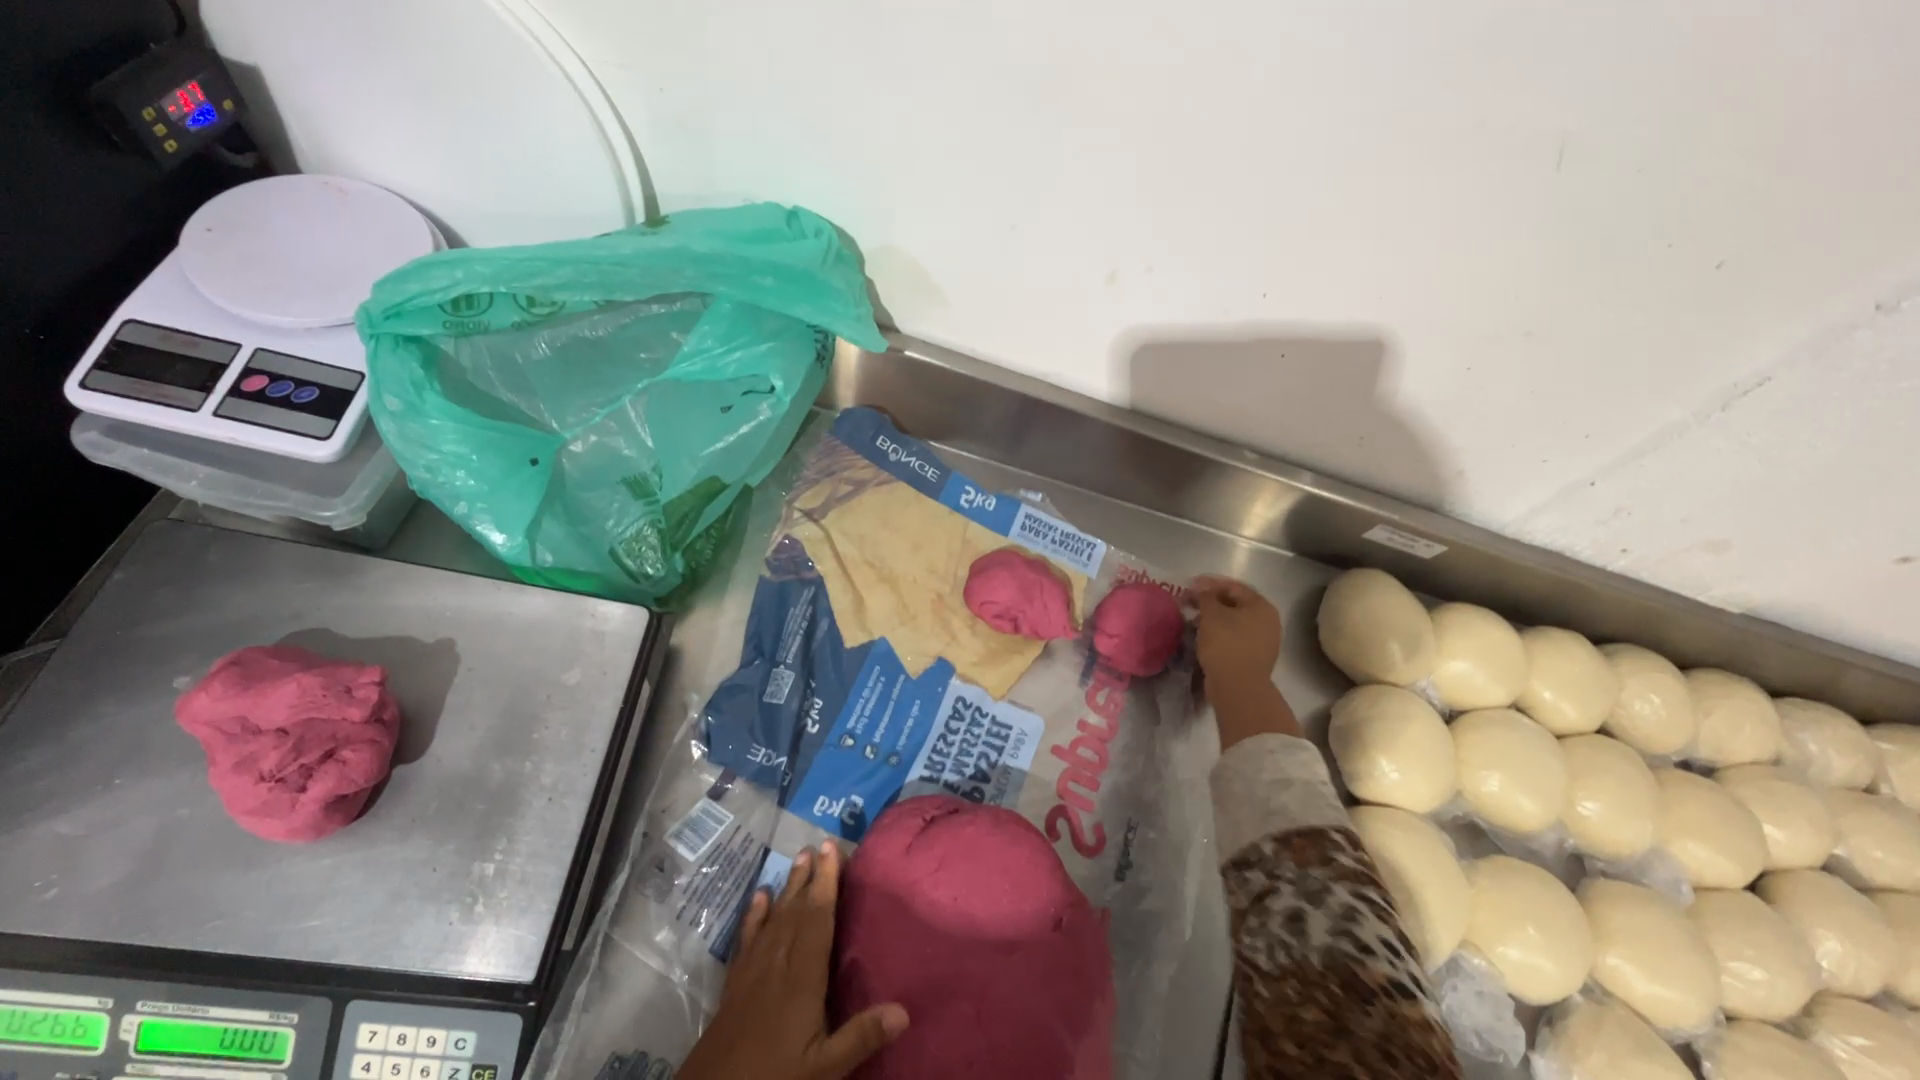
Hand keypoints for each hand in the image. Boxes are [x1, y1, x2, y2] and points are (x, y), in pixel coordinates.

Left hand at [678, 842, 908, 1079]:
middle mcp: (777, 966)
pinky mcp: (735, 985)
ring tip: (797, 859)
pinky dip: (754, 915)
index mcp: (802, 980)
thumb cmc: (774, 1076)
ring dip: (787, 888)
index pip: (817, 920)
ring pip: (773, 919)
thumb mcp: (824, 1067)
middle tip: (819, 845)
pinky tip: (759, 898)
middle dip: (809, 878)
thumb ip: (860, 1036)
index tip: (833, 851)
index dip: (826, 884)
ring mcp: (753, 973)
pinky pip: (748, 939)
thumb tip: (905, 1010)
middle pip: (795, 912)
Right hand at [1192, 576, 1297, 744]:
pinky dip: (1219, 635)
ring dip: (1213, 620)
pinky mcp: (1253, 658)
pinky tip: (1203, 638)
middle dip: (1210, 602)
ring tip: (1193, 621)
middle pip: (1235, 604)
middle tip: (1189, 603)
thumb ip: (1205, 596)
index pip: (1234, 587)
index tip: (1189, 585)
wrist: (1238, 687)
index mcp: (1261, 607)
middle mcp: (1267, 622)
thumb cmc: (1226, 644)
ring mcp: (1263, 641)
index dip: (1210, 583)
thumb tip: (1201, 587)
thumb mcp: (1212, 614)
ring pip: (1234, 623)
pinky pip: (1234, 639)